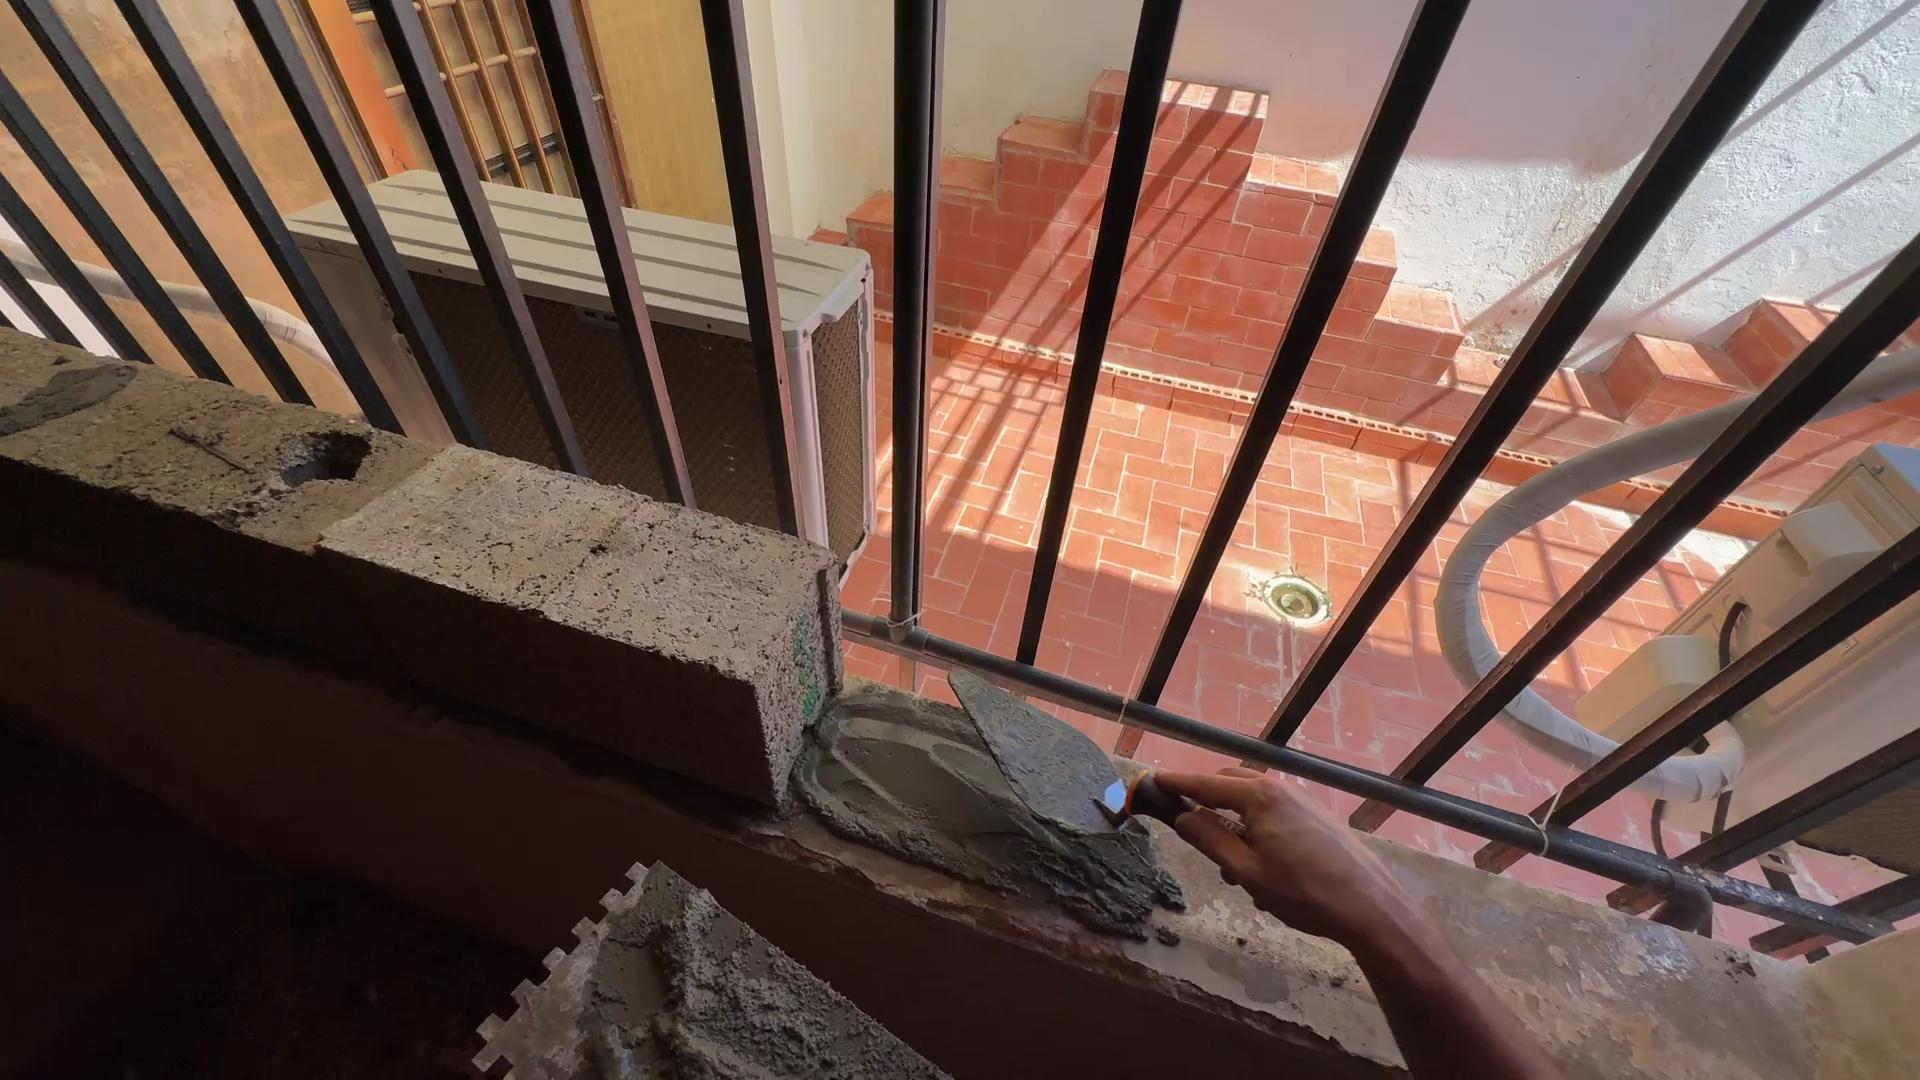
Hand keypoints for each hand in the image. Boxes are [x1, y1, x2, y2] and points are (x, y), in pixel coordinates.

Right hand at [1155, 767, 1421, 948]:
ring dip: (1235, 823)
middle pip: (1229, 783)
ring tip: (1236, 868)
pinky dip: (1258, 828)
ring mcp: (1302, 800)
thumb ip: (1209, 840)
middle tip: (1193, 830)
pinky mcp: (1318, 817)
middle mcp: (1279, 788)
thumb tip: (1182, 816)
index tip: (1151, 779)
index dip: (1176, 782)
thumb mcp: (1247, 872)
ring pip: (1253, 801)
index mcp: (1258, 796)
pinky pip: (1275, 812)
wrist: (1374, 910)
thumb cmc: (1304, 893)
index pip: (1205, 783)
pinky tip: (1267, 867)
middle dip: (1207, 802)